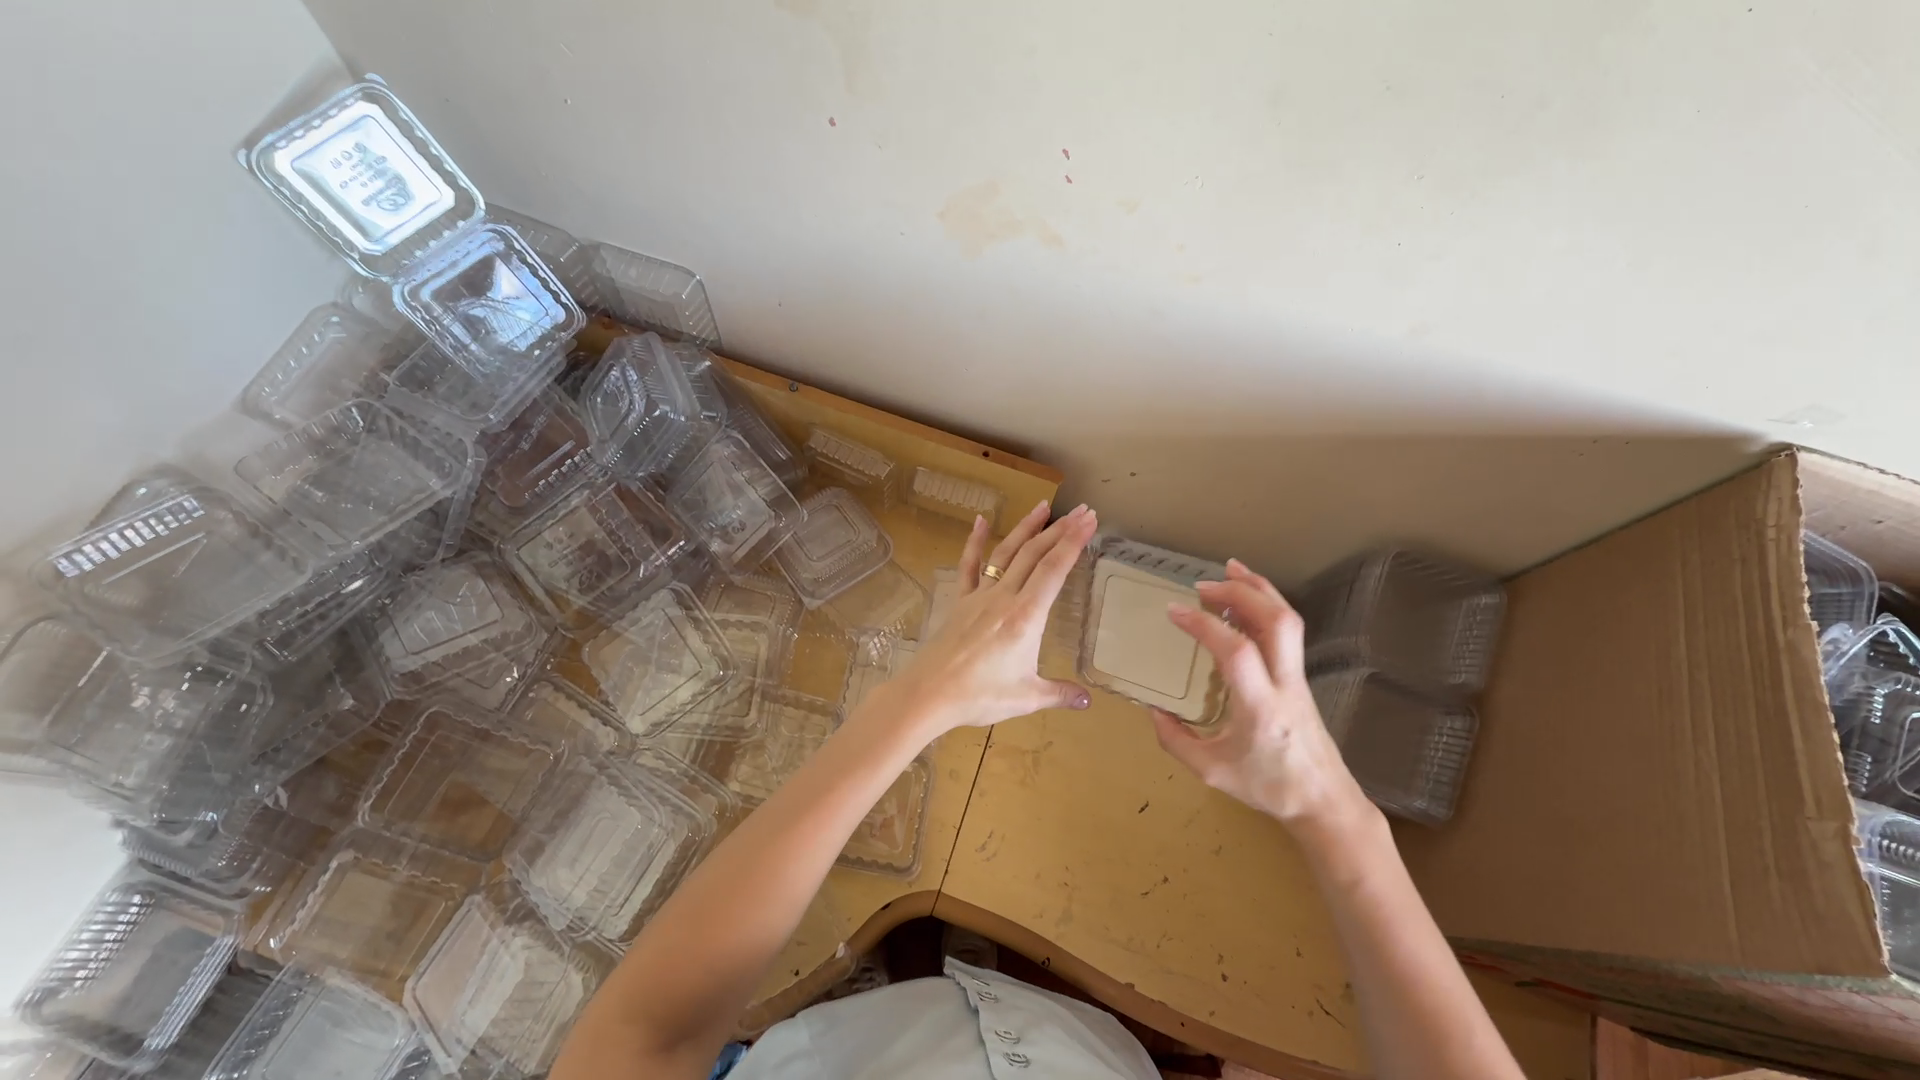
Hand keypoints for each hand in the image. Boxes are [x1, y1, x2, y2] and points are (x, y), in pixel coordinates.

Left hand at [881, 500, 1098, 733]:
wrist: (930, 693)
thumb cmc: (980, 695)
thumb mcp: (1027, 697)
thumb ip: (1060, 693)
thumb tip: (1087, 701)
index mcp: (1026, 616)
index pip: (1054, 570)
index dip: (1073, 542)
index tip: (1089, 521)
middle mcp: (1004, 597)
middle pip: (1035, 554)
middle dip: (1060, 530)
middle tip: (1081, 511)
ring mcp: (980, 596)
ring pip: (1006, 553)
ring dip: (1026, 528)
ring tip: (1043, 506)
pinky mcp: (960, 601)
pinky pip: (969, 566)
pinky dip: (975, 542)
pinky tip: (981, 520)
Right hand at [1151, 560, 1374, 837]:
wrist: (1324, 801)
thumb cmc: (1268, 788)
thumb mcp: (1211, 772)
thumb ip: (1176, 742)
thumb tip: (1153, 711)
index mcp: (1260, 707)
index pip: (1236, 651)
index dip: (1204, 625)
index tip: (1174, 612)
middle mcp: (1284, 684)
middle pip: (1276, 621)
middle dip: (1240, 592)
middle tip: (1202, 584)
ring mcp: (1297, 677)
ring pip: (1288, 620)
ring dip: (1258, 589)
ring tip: (1228, 570)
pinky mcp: (1300, 677)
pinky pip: (1287, 631)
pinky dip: (1266, 605)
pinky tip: (1246, 600)